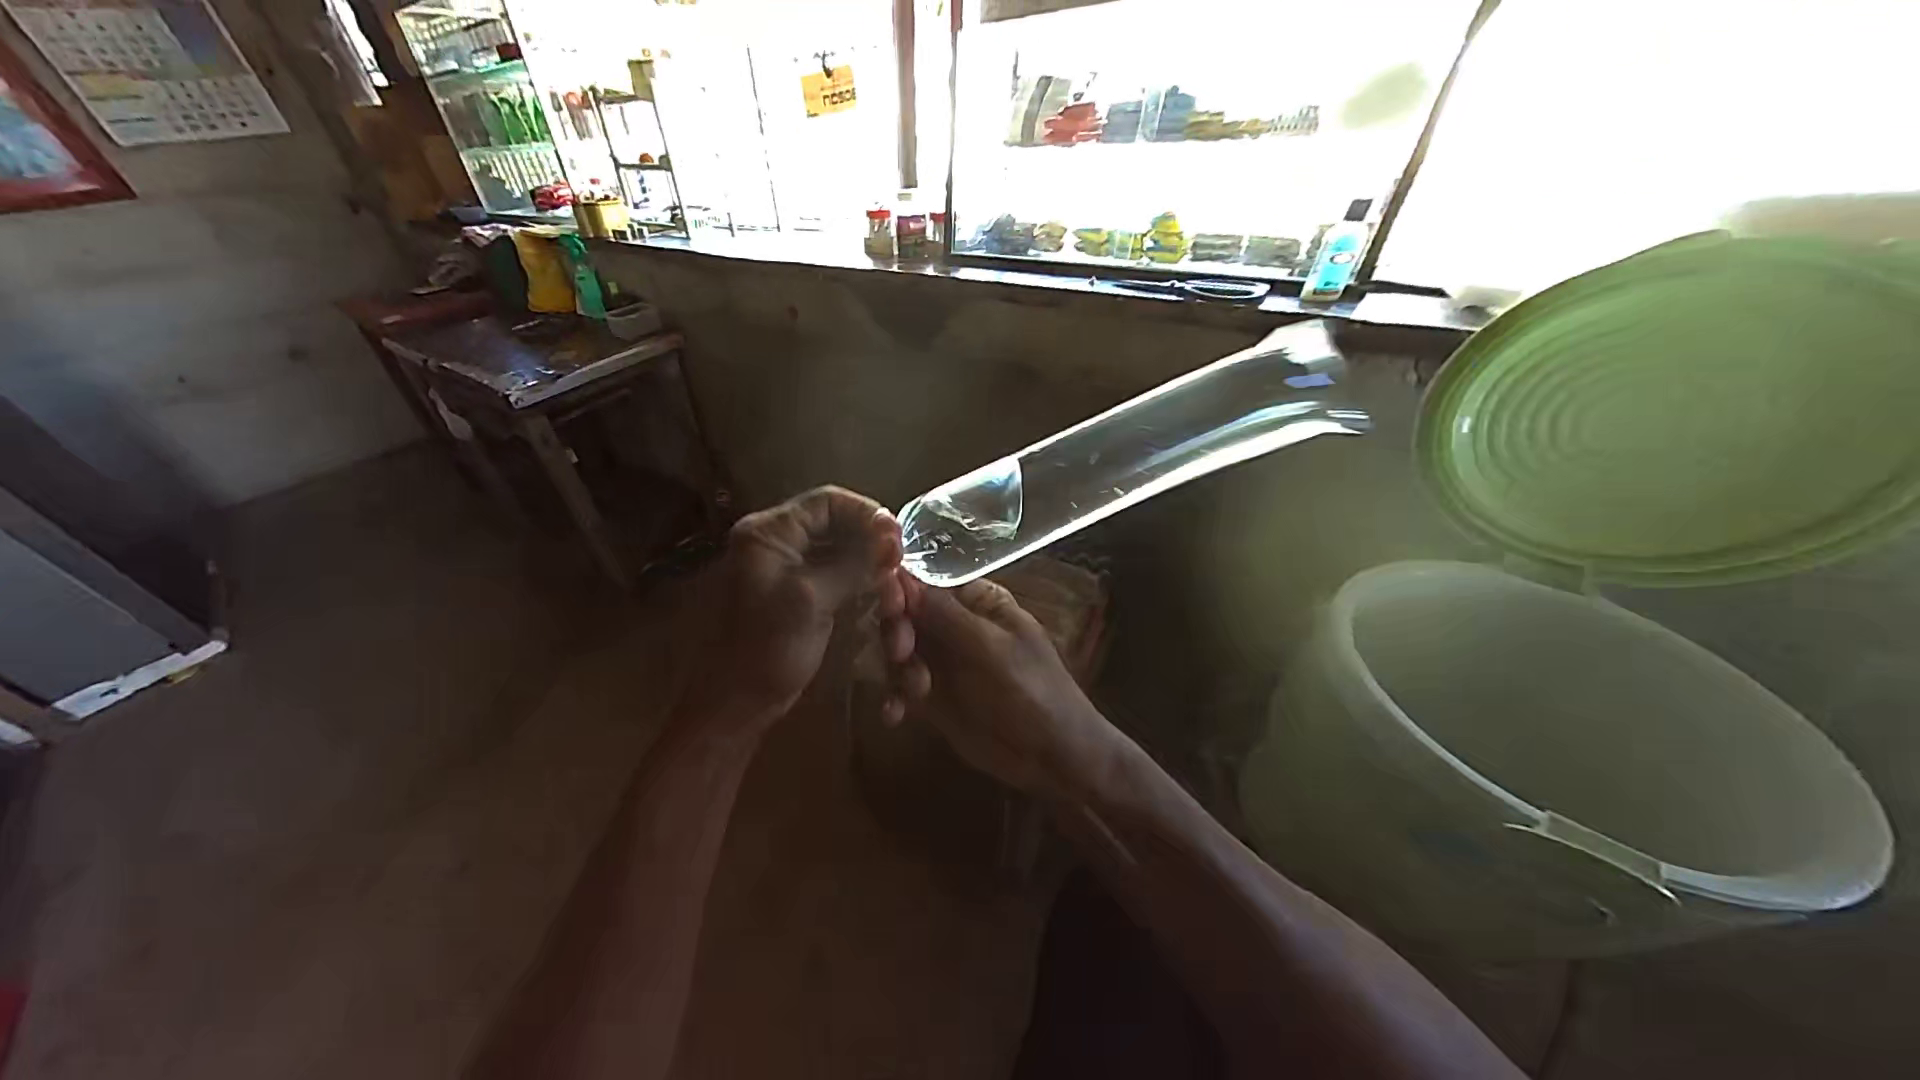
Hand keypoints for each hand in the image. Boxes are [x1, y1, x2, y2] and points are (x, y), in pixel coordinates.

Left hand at [697, 486, 900, 731]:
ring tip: (895, 596)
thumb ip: (853, 561)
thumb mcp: (812, 599)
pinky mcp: (803, 595)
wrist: (738, 704)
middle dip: (874, 548)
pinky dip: (863, 586)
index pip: (827, 501)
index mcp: (769, 533)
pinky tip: (884, 604)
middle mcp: (779, 543)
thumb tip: (893, 532)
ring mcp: (791, 570)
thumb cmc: (766, 649)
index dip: (868, 514)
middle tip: (901, 572)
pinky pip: (841, 577)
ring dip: (873, 571)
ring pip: (845, 553)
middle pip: (839, 526)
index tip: (898, 540)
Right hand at [881, 574, 1127, 800]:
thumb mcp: (990, 648)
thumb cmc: (1032, 690)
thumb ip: (944, 614)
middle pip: (904, 611)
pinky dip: (892, 697)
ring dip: (896, 667)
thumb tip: (900, 575)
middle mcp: (954, 623)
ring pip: (896, 648)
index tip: (888, 597)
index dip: (900, 583)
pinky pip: (898, 685)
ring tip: (917, 692)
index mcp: (977, 600)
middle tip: (902, 652)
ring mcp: (941, 659)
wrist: (1051, 756)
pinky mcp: (931, 695)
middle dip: (897, 630)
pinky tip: (894, 715)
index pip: (928, 578)